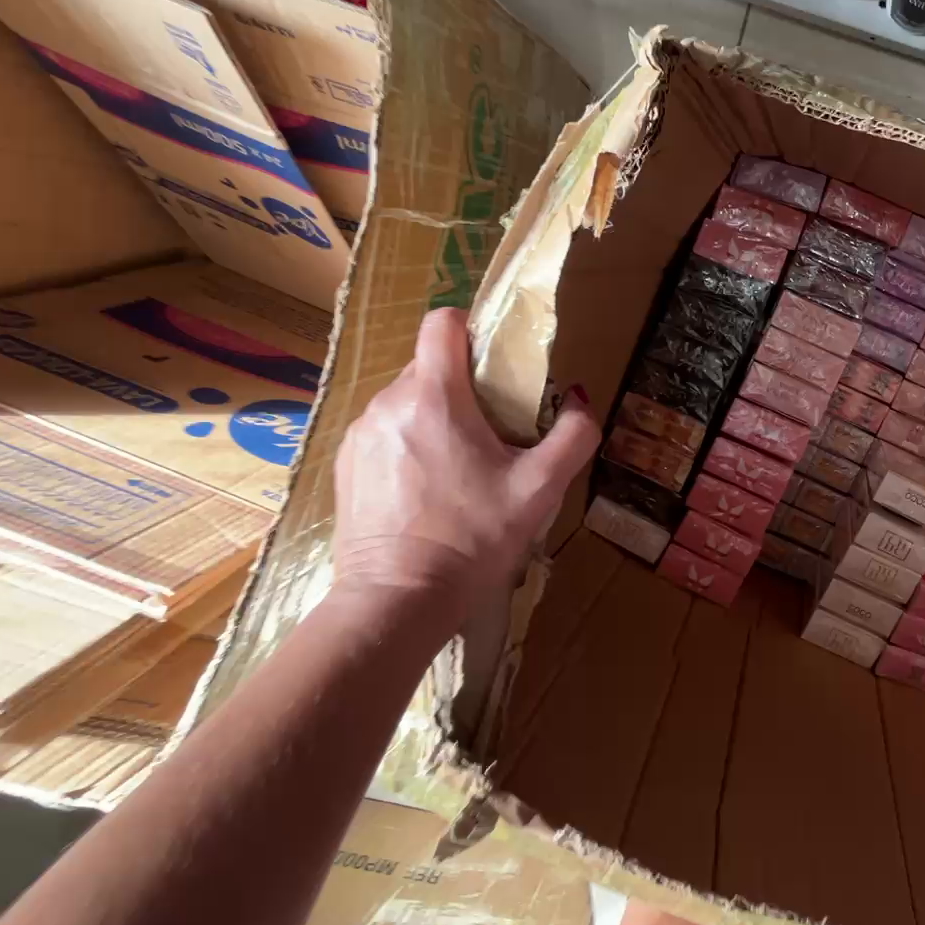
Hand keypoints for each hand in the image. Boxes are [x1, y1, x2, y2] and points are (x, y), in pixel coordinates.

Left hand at [333, 307, 598, 617]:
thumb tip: (579, 401)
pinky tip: (429, 487)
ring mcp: (360, 435)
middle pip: (430, 365)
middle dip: (465, 384)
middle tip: (496, 427)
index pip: (442, 323)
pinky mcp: (345, 465)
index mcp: (435, 397)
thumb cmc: (474, 538)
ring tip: (463, 463)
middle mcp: (389, 403)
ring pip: (407, 400)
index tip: (500, 362)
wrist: (398, 601)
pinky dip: (410, 443)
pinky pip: (385, 431)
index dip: (474, 328)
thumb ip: (573, 435)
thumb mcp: (541, 488)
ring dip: (438, 415)